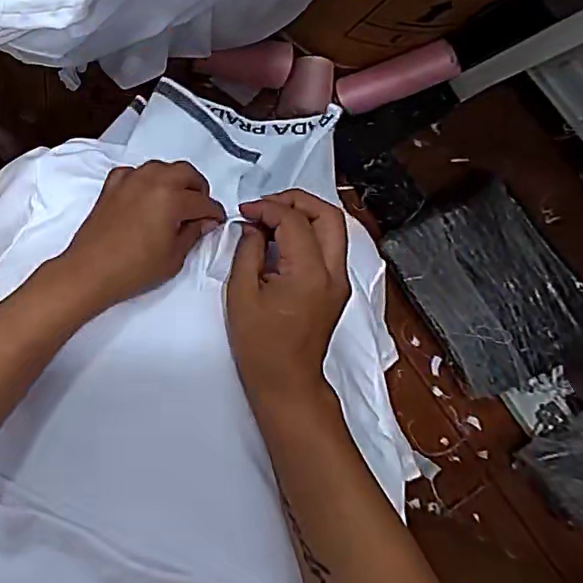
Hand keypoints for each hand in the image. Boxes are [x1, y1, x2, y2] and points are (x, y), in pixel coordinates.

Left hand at [55, 160, 225, 310]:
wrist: (90, 272)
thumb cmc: (130, 269)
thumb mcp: (174, 258)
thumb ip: (193, 234)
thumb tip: (202, 223)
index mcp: (172, 199)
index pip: (204, 201)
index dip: (214, 213)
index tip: (215, 220)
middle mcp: (152, 182)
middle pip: (187, 173)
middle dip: (198, 189)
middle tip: (199, 208)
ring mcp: (130, 180)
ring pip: (162, 167)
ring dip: (174, 180)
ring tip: (176, 200)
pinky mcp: (112, 186)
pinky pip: (135, 172)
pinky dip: (144, 180)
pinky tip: (146, 196)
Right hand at [226, 189, 352, 404]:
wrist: (287, 382)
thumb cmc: (261, 346)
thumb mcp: (241, 294)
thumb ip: (247, 251)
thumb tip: (253, 226)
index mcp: (310, 274)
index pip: (294, 220)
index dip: (267, 208)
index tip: (246, 211)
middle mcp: (334, 273)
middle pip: (328, 214)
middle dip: (296, 200)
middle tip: (266, 204)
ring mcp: (340, 280)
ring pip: (334, 227)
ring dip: (305, 213)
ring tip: (273, 217)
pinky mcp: (338, 287)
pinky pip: (330, 245)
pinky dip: (309, 231)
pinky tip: (282, 238)